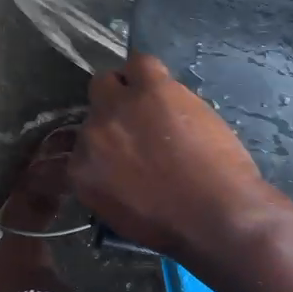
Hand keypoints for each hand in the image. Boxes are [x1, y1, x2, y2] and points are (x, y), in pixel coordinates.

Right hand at [70, 53, 292, 259]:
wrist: (218, 215)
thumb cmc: (176, 228)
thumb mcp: (122, 217)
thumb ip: (105, 184)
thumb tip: (113, 167)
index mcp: (81, 171)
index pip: (74, 150)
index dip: (98, 148)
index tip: (115, 154)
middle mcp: (91, 134)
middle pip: (90, 109)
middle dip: (108, 116)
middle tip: (134, 128)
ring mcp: (119, 107)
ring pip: (108, 81)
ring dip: (124, 91)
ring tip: (149, 105)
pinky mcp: (151, 88)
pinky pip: (139, 64)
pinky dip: (145, 72)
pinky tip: (161, 87)